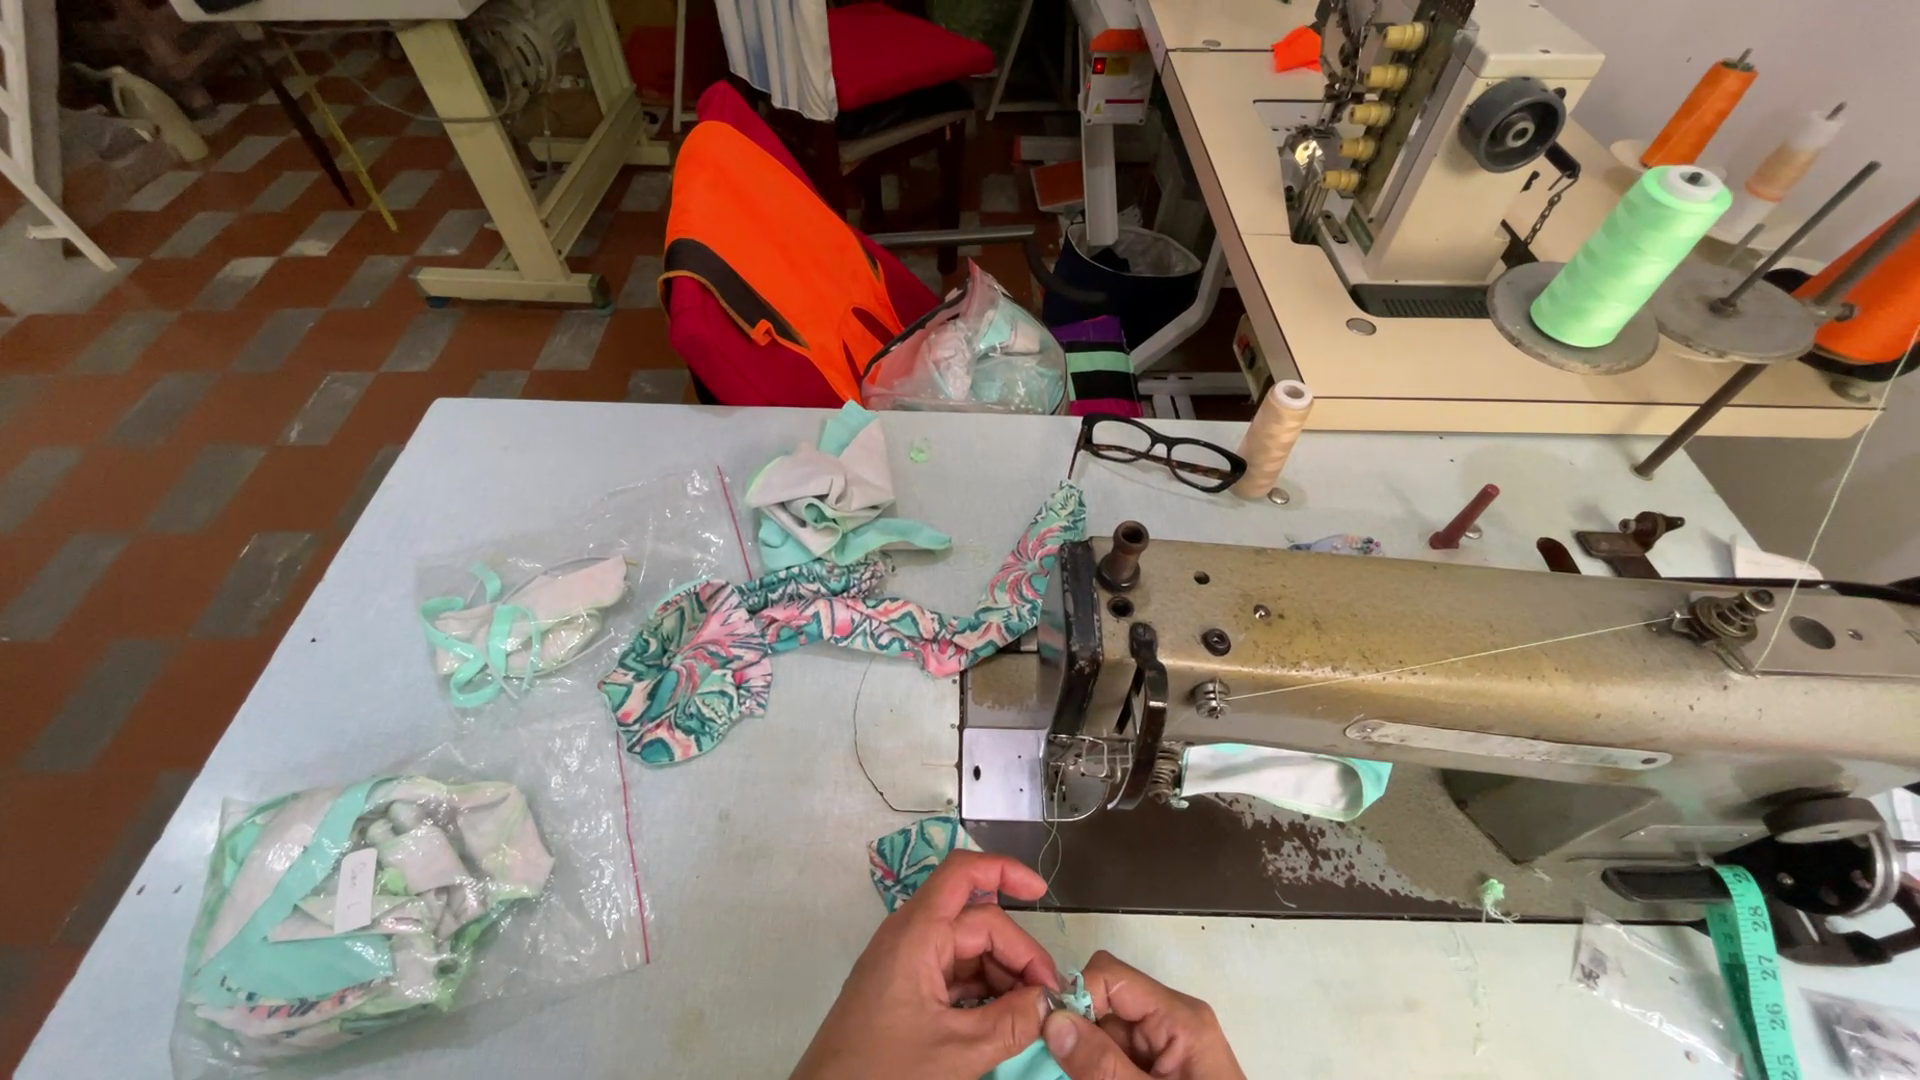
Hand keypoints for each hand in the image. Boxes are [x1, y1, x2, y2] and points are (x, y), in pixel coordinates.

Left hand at [790, 851, 1062, 1079]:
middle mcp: (912, 935)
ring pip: (968, 948)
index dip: (1006, 872)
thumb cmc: (884, 1071)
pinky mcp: (907, 988)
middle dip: (1017, 949)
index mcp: (917, 932)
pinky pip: (955, 973)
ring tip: (1031, 1012)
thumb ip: (1010, 1023)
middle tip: (1048, 995)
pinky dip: (984, 990)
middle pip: (976, 919)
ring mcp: (908, 962)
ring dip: (1003, 973)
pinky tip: (1006, 1017)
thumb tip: (1049, 1001)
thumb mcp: (956, 1052)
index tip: (1043, 892)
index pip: (967, 878)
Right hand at [1041, 950, 1244, 1079]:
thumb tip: (1053, 1019)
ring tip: (1064, 1077)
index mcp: (1178, 1018)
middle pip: (1103, 1007)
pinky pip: (1114, 1062)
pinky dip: (1096, 1075)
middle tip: (1054, 1071)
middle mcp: (1169, 1023)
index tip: (1048, 1036)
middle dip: (1076, 1038)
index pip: (1110, 977)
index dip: (1076, 998)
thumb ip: (1103, 1066)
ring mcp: (1163, 1051)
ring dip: (1083, 1063)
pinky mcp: (1156, 1074)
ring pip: (1102, 1039)